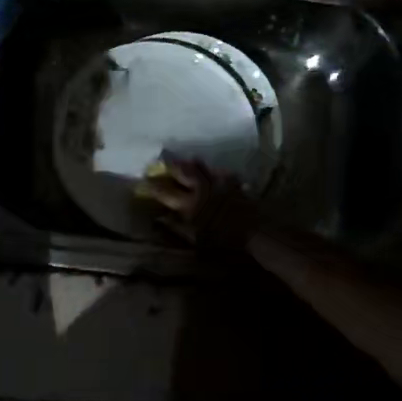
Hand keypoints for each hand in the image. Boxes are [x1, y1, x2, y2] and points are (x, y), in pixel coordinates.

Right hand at [139, 156, 260, 252]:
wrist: (257, 234)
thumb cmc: (224, 244)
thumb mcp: (196, 242)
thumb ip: (177, 229)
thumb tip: (159, 219)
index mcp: (190, 204)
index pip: (166, 192)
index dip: (154, 186)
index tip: (144, 180)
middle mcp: (203, 189)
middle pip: (184, 172)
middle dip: (171, 164)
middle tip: (162, 157)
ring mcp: (220, 184)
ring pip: (203, 168)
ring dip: (193, 163)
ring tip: (188, 158)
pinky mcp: (235, 185)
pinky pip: (223, 174)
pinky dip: (216, 172)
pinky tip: (217, 173)